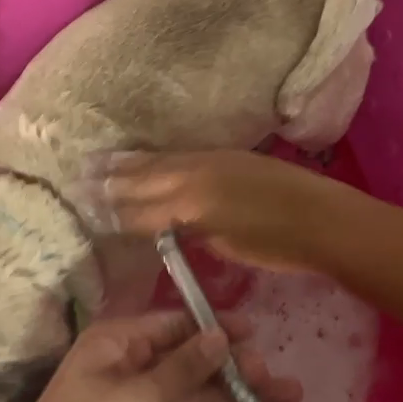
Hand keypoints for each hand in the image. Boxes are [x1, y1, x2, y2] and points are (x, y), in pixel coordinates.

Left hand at [0, 310, 302, 401]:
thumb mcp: (139, 395)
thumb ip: (184, 367)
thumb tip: (218, 336)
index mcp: (116, 345)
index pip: (173, 327)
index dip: (214, 328)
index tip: (256, 332)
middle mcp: (130, 374)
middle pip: (191, 368)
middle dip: (235, 374)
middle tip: (279, 380)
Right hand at [76, 150, 361, 272]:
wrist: (323, 217)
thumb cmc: (278, 246)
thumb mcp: (228, 247)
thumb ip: (194, 232)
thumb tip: (173, 224)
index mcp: (192, 206)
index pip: (142, 211)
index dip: (115, 212)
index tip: (88, 210)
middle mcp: (194, 177)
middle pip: (143, 179)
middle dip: (112, 182)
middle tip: (79, 179)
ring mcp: (210, 160)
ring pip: (160, 161)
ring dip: (129, 163)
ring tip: (100, 160)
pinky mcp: (225, 153)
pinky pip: (179, 154)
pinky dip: (157, 157)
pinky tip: (146, 157)